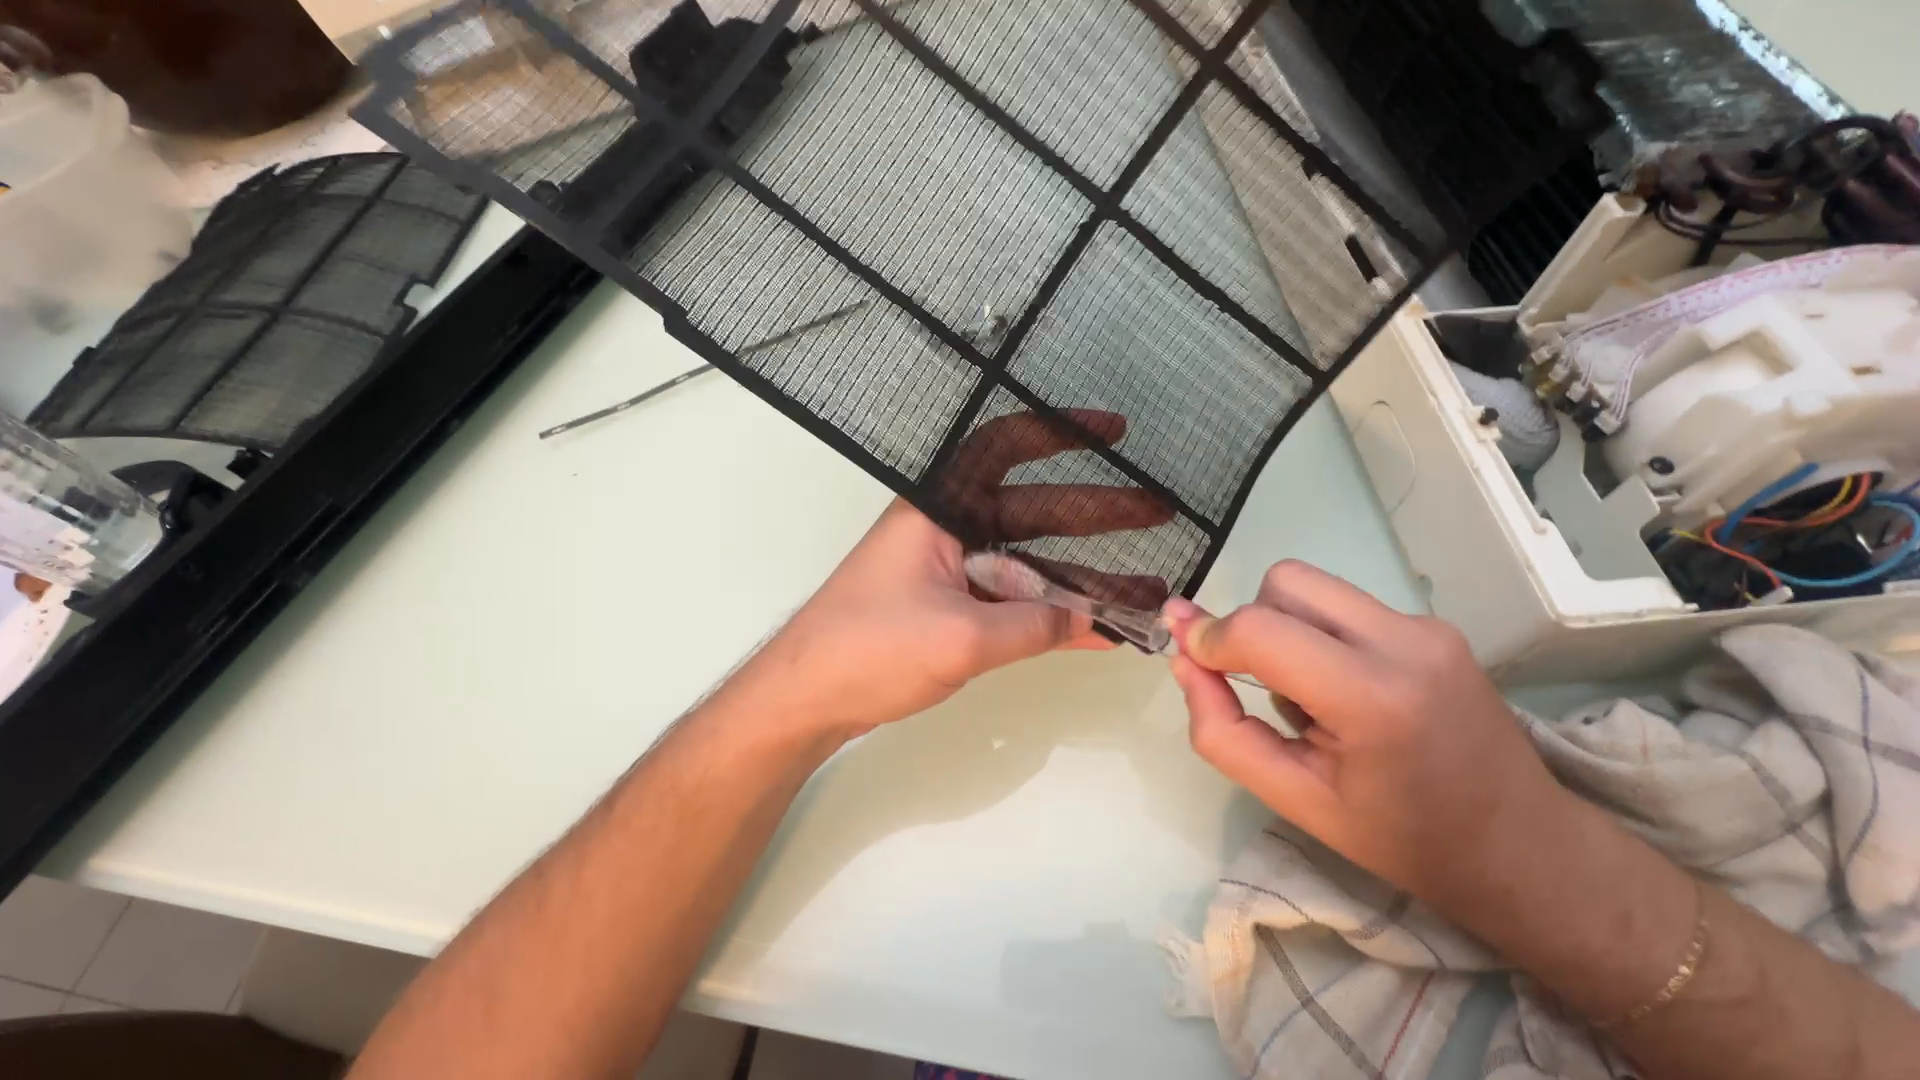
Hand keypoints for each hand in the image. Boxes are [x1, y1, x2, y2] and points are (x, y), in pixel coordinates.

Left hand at [729, 410, 1174, 739]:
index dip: (1061, 432)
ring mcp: (949, 572)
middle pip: (1035, 510)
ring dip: (1083, 578)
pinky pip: (1013, 602)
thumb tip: (1087, 619)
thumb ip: (1033, 625)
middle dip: (1097, 515)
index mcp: (940, 510)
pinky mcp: (949, 609)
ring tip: (1146, 588)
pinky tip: (1098, 631)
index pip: (1004, 447)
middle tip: (1156, 512)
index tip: (1113, 431)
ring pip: (1030, 564)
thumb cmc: (864, 650)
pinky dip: (1051, 615)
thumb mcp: (961, 637)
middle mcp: (947, 531)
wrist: (805, 698)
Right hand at [1164, 561, 1577, 916]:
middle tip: (1261, 687)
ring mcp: (1427, 627)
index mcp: (1373, 697)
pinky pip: (1347, 607)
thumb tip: (1183, 660)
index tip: (1191, 665)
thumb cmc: (1399, 837)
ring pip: (1314, 587)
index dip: (1209, 639)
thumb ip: (1222, 729)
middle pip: (1284, 582)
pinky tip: (1347, 693)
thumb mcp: (1293, 798)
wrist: (1519, 846)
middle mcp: (1405, 642)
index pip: (1259, 628)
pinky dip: (1323, 637)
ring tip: (1312, 697)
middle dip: (1251, 624)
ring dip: (1286, 628)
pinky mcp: (1435, 626)